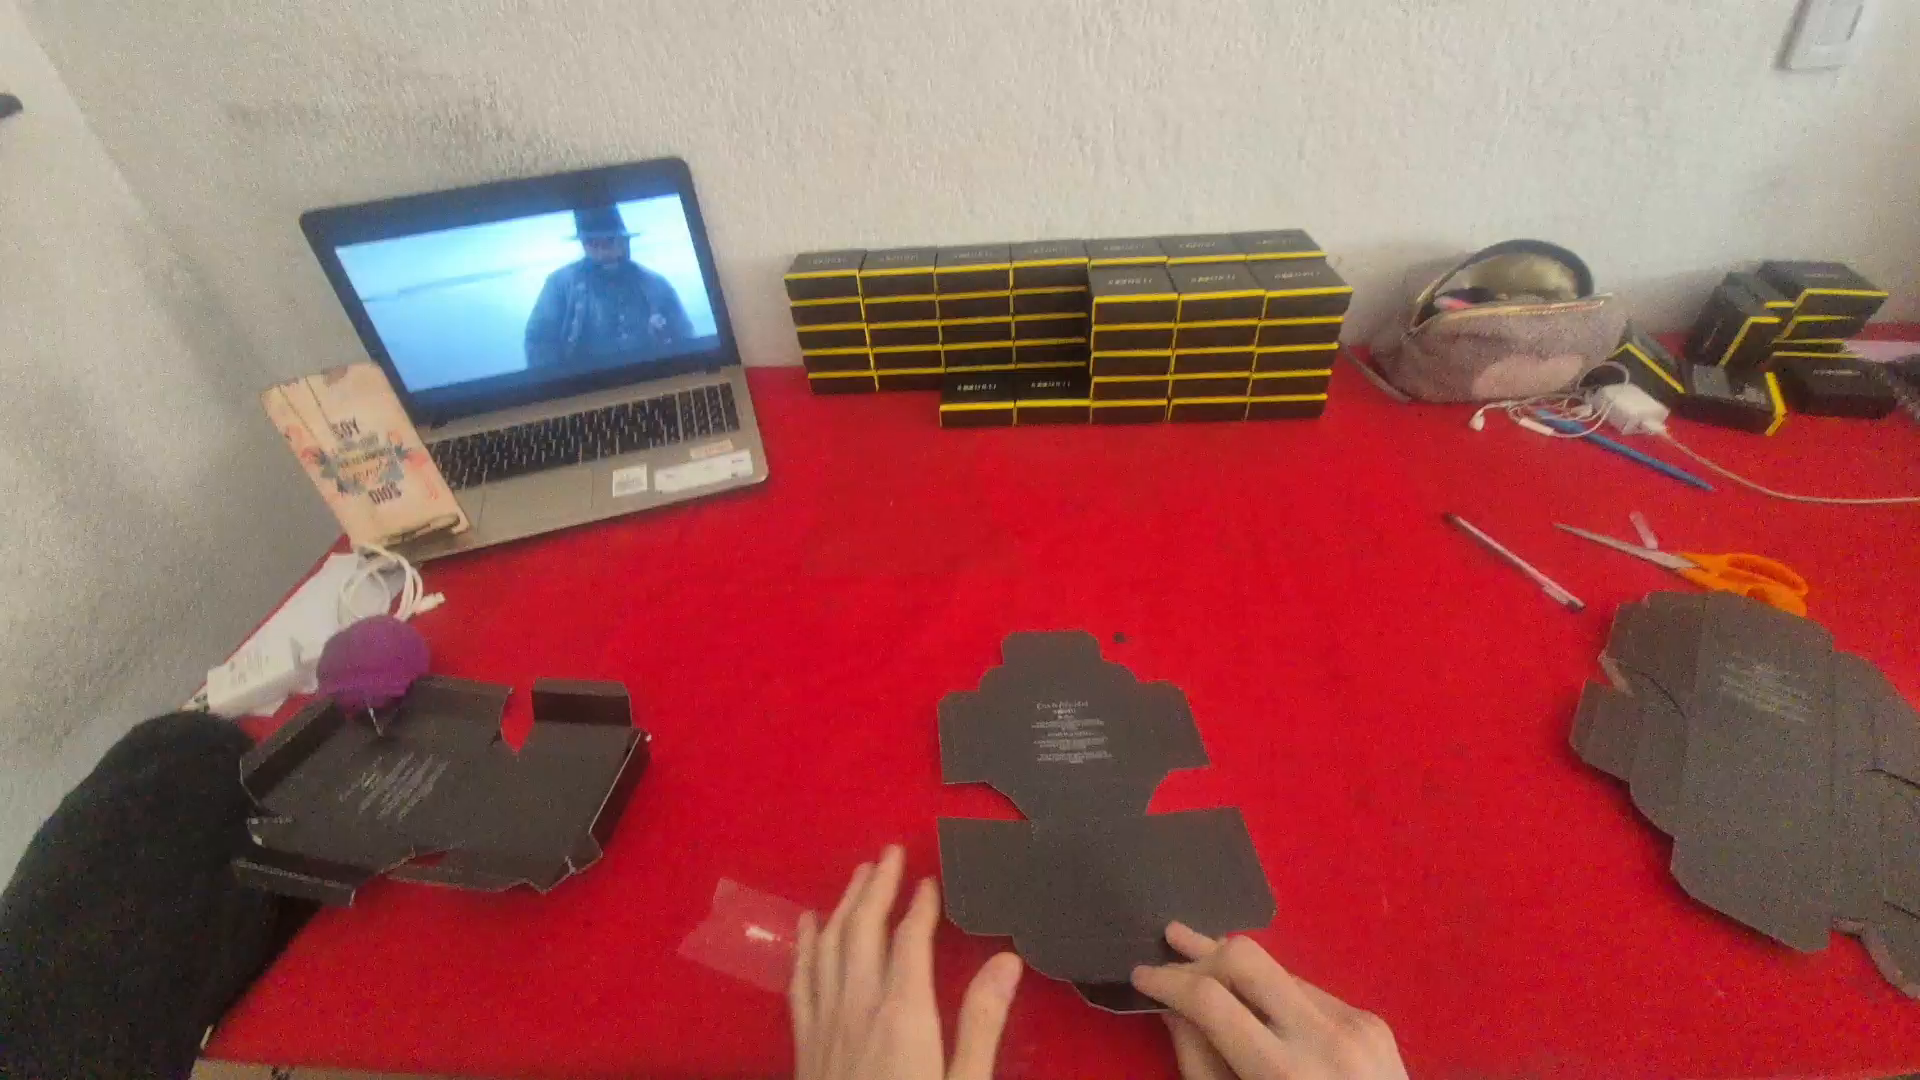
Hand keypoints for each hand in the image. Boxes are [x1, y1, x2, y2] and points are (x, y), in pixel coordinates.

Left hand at [791, 845, 1023, 1079]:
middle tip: (889, 852)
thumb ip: (982, 1024)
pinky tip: (807, 925)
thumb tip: (1008, 959)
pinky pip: (800, 981)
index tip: (930, 878)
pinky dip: (805, 945)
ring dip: (843, 904)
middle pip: (862, 929)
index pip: (908, 939)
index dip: (920, 904)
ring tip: (858, 874)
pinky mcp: (804, 1047)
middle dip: (876, 886)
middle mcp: (857, 1007)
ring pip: (829, 945)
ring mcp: (824, 1026)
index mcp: (902, 1015)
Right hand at [1132, 923, 1405, 1079]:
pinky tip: (1256, 1004)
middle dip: (1200, 950)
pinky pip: (1305, 991)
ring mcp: (1356, 1025)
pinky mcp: (1372, 1022)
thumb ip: (1201, 1063)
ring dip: (1233, 966)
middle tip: (1167, 944)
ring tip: (1194, 947)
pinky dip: (1271, 994)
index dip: (1167, 982)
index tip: (1139, 975)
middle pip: (1246, 959)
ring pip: (1275, 969)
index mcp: (1289, 1076)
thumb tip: (1172, 1006)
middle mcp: (1326, 1039)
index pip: (1211, 1001)